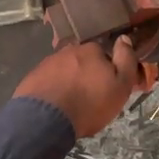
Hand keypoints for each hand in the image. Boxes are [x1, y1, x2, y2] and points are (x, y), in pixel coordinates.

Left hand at [13, 37, 149, 137]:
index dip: (107, 72)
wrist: (45, 120)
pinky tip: (55, 106)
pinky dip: (52, 90)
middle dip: (86, 76)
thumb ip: (126, 61)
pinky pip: (48, 81)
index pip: (104, 56)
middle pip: (83, 62)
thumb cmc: (89, 103)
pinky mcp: (32, 77)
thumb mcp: (120, 86)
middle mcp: (69, 50)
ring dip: (68, 82)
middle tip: (88, 98)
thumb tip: (125, 38)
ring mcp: (48, 62)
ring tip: (70, 104)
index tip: (107, 89)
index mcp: (92, 50)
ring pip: (64, 71)